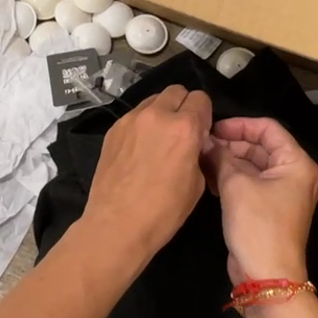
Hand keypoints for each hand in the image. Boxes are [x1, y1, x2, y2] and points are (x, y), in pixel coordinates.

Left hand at [82, 85, 212, 265]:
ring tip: (159, 138)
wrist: (116, 226)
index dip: (204, 115)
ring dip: (162, 112)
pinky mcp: (113, 129)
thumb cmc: (163, 211)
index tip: (201, 132)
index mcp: (183, 127)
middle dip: (184, 106)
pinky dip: (143, 123)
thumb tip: (196, 144)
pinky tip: (140, 148)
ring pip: (154, 99)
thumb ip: (199, 153)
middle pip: (176, 91)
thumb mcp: (197, 184)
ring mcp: (131, 119)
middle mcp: (157, 115)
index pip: (201, 99)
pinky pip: (135, 115)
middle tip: (182, 131)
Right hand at [203, 117, 317, 282]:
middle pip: (260, 147)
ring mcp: (281, 194)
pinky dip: (231, 179)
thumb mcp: (236, 185)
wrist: (268, 278)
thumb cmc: (258, 225)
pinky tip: (207, 178)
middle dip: (230, 144)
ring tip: (200, 160)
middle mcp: (293, 175)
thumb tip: (204, 141)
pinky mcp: (268, 210)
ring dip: (228, 162)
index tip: (213, 129)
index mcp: (296, 163)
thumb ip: (220, 157)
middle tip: (201, 145)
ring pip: (253, 166)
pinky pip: (250, 184)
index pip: (268, 129)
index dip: (240, 125)